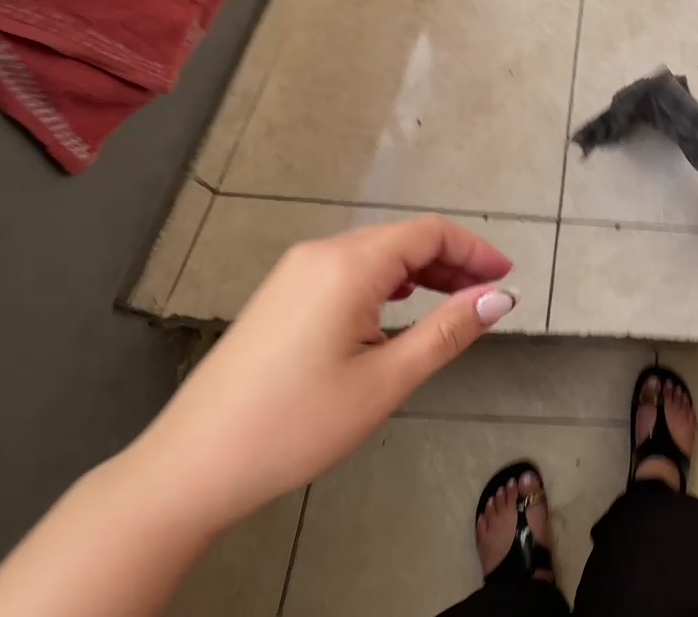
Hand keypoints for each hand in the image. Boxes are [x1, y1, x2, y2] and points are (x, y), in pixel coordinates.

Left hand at [122, 215, 515, 531]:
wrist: (191, 465)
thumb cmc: (297, 424)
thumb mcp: (386, 380)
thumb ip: (447, 331)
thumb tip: (499, 296)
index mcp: (349, 265)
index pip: (429, 232)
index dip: (474, 249)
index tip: (506, 277)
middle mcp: (320, 254)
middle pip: (402, 239)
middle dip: (452, 261)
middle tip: (488, 296)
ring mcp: (294, 274)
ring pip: (375, 255)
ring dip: (420, 273)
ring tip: (452, 305)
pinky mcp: (280, 296)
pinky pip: (348, 271)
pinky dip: (386, 283)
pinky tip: (396, 312)